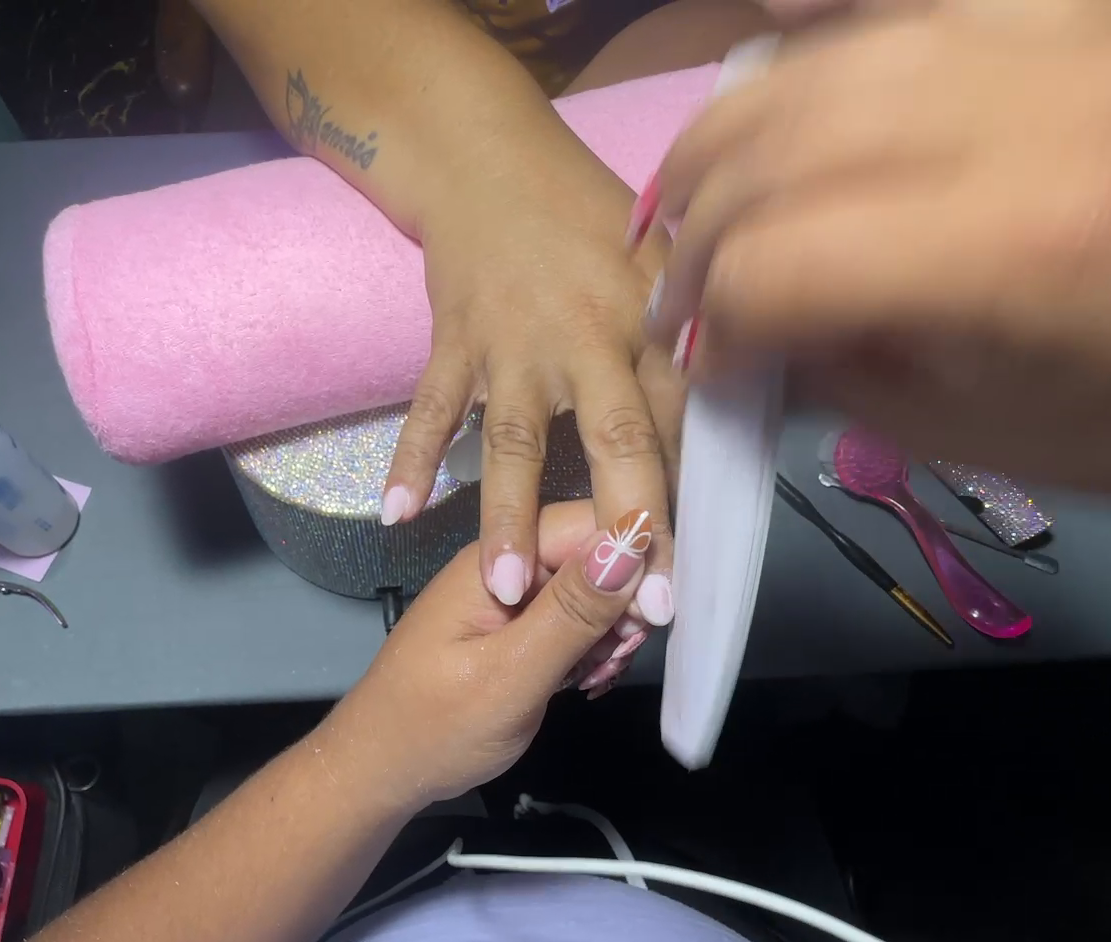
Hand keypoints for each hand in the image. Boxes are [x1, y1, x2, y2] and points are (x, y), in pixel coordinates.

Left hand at [319, 501, 654, 812]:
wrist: (384, 770)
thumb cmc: (435, 725)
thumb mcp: (510, 673)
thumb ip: (572, 611)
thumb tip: (632, 540)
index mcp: (495, 559)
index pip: (587, 522)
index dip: (634, 559)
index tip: (655, 615)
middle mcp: (506, 566)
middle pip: (596, 557)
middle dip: (622, 606)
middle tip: (612, 660)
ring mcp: (512, 598)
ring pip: (592, 595)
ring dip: (609, 636)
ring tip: (593, 680)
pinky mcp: (518, 630)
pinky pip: (574, 625)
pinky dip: (590, 652)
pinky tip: (584, 684)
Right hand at [381, 163, 681, 627]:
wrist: (493, 166)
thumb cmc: (587, 222)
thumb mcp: (659, 263)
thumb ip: (684, 343)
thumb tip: (718, 424)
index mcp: (649, 323)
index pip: (678, 426)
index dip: (687, 502)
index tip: (687, 576)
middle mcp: (586, 339)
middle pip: (613, 440)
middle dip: (628, 523)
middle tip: (638, 607)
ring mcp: (512, 344)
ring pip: (513, 441)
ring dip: (507, 516)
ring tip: (504, 588)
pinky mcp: (453, 343)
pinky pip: (430, 409)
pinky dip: (410, 460)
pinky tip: (393, 515)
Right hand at [645, 0, 1110, 526]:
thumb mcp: (953, 429)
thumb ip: (818, 366)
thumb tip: (724, 332)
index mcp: (1016, 255)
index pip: (775, 265)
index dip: (710, 319)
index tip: (702, 363)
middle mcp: (1043, 112)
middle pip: (778, 149)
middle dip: (698, 232)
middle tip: (680, 289)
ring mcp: (1078, 35)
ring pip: (824, 65)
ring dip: (727, 138)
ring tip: (695, 200)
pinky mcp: (1096, 8)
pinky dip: (818, 23)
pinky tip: (764, 42)